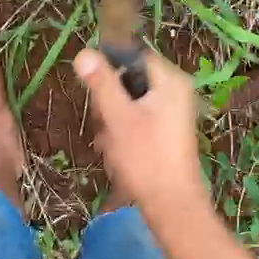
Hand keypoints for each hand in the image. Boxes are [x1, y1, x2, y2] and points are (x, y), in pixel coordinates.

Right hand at [74, 47, 206, 215]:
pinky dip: (122, 130)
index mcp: (170, 80)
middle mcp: (174, 90)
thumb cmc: (146, 158)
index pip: (132, 54)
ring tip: (109, 142)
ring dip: (112, 119)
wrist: (171, 206)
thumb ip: (101, 82)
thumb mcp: (118, 116)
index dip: (109, 66)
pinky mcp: (165, 129)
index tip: (94, 88)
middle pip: (128, 77)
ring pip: (129, 100)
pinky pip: (136, 117)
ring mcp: (171, 110)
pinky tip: (116, 150)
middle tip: (104, 123)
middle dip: (109, 100)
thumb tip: (84, 52)